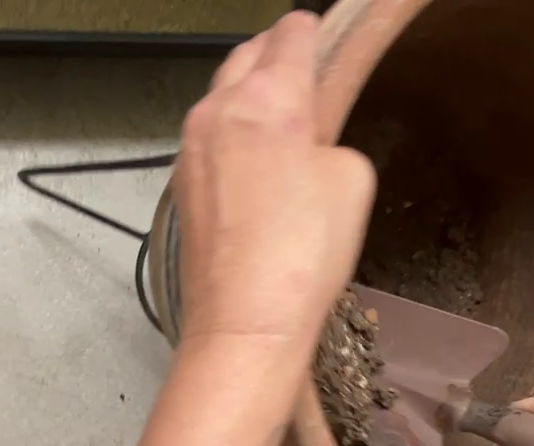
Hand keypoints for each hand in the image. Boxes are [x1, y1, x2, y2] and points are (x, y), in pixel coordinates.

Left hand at [172, 13, 375, 361]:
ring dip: (246, 101)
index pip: (291, 33)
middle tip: (299, 80)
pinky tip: (250, 174)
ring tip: (274, 127)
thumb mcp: (353, 183)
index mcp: (269, 94)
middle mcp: (218, 110)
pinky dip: (229, 144)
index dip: (313, 35)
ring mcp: (190, 151)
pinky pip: (206, 145)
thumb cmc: (302, 257)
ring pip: (219, 101)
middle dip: (274, 60)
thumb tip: (312, 151)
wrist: (245, 325)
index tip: (320, 43)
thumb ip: (334, 143)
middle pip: (245, 56)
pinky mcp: (180, 190)